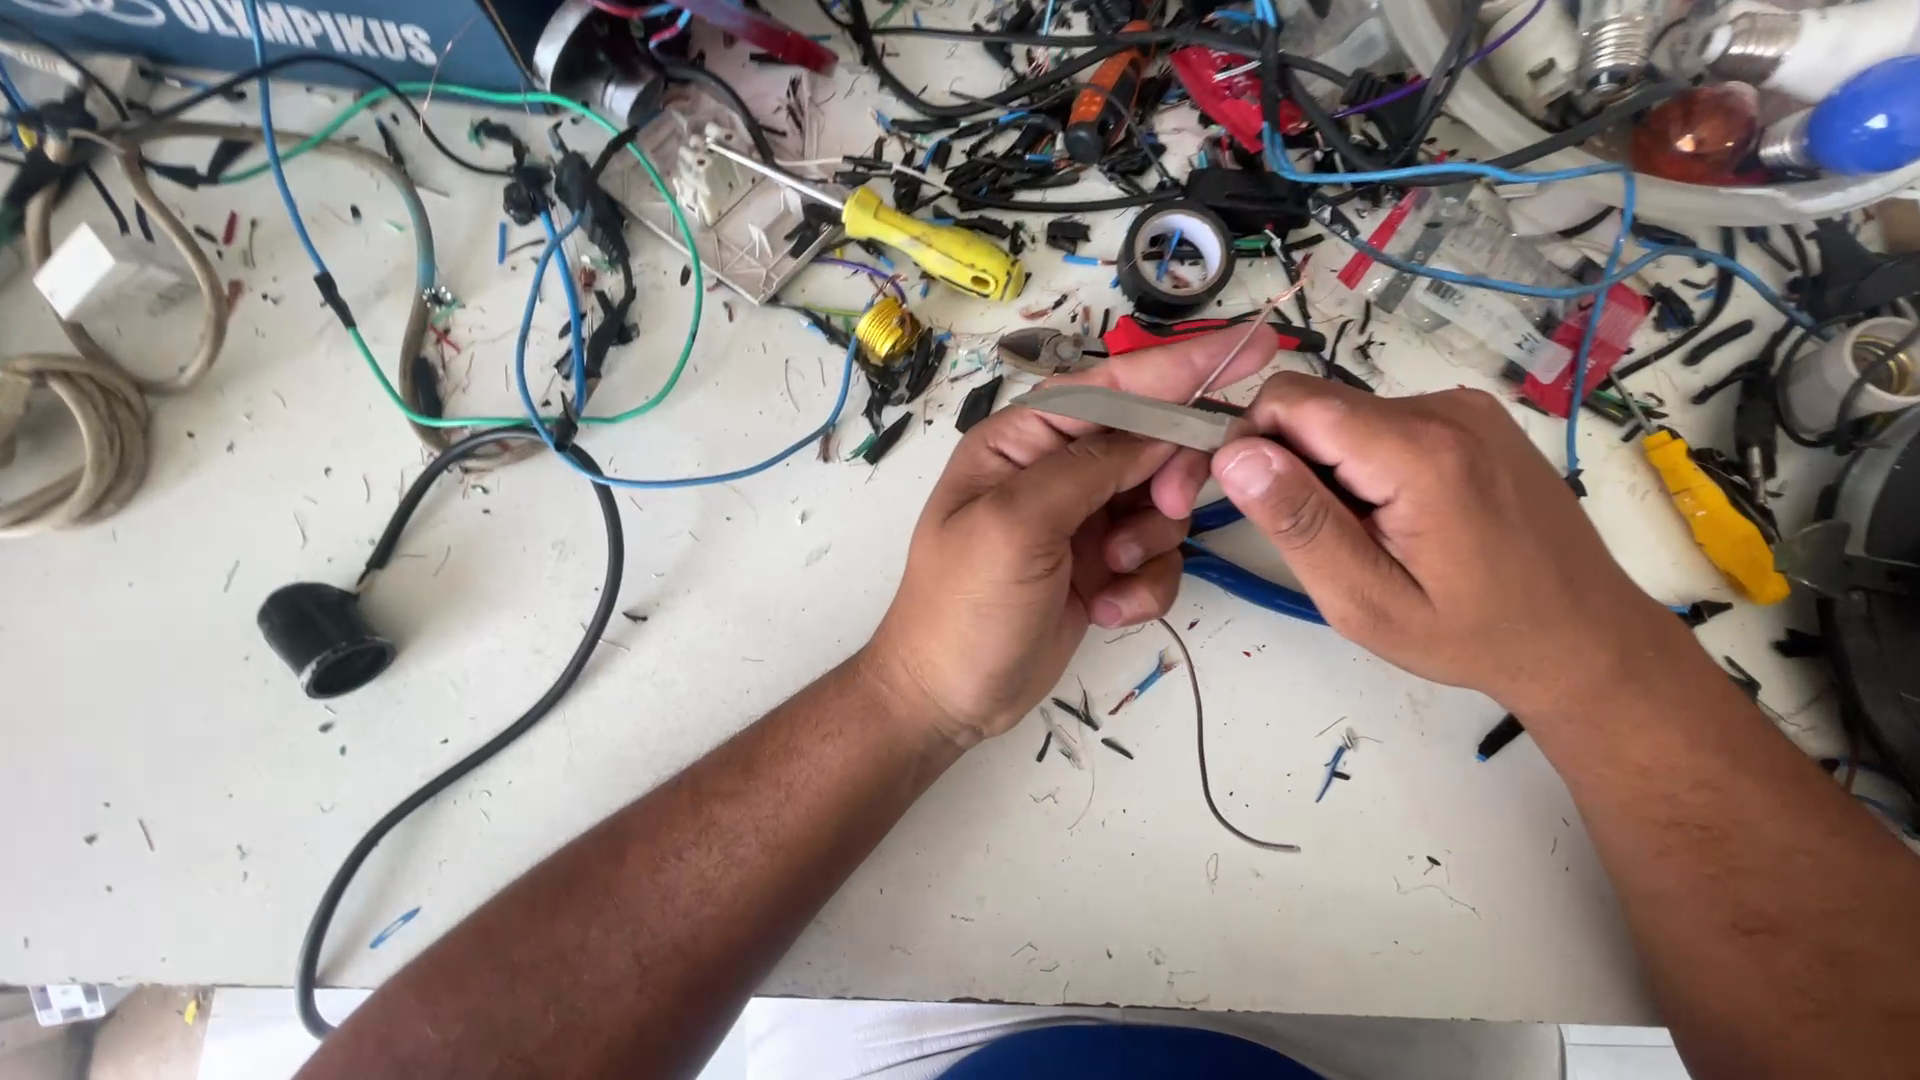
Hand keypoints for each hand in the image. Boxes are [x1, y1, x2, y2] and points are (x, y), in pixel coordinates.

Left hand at [861, 328, 1281, 747]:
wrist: (951, 696)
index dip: (1182, 367)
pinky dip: (1143, 585)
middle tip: (1159, 511)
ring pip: (1161, 504)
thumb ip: (1088, 469)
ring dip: (1149, 543)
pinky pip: (1156, 557)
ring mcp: (1082, 520)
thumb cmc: (963, 605)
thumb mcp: (1016, 526)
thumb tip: (1157, 433)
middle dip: (1166, 478)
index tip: (1254, 348)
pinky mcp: (1101, 566)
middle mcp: (1055, 471)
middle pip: (1149, 443)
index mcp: (1021, 441)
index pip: (1112, 387)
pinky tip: (1104, 609)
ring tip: (1107, 575)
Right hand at [1175, 373, 1673, 713]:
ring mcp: (1466, 407)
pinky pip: (1383, 422)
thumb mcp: (1364, 600)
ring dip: (1330, 467)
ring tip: (1367, 532)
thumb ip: (1299, 523)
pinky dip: (1365, 463)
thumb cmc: (1470, 633)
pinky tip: (1398, 516)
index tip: (1261, 506)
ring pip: (1346, 415)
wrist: (1583, 638)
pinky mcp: (1475, 418)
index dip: (1250, 443)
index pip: (1289, 401)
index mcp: (1418, 451)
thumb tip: (1234, 454)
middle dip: (1291, 463)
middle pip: (1317, 405)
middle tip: (1321, 536)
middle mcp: (1444, 407)